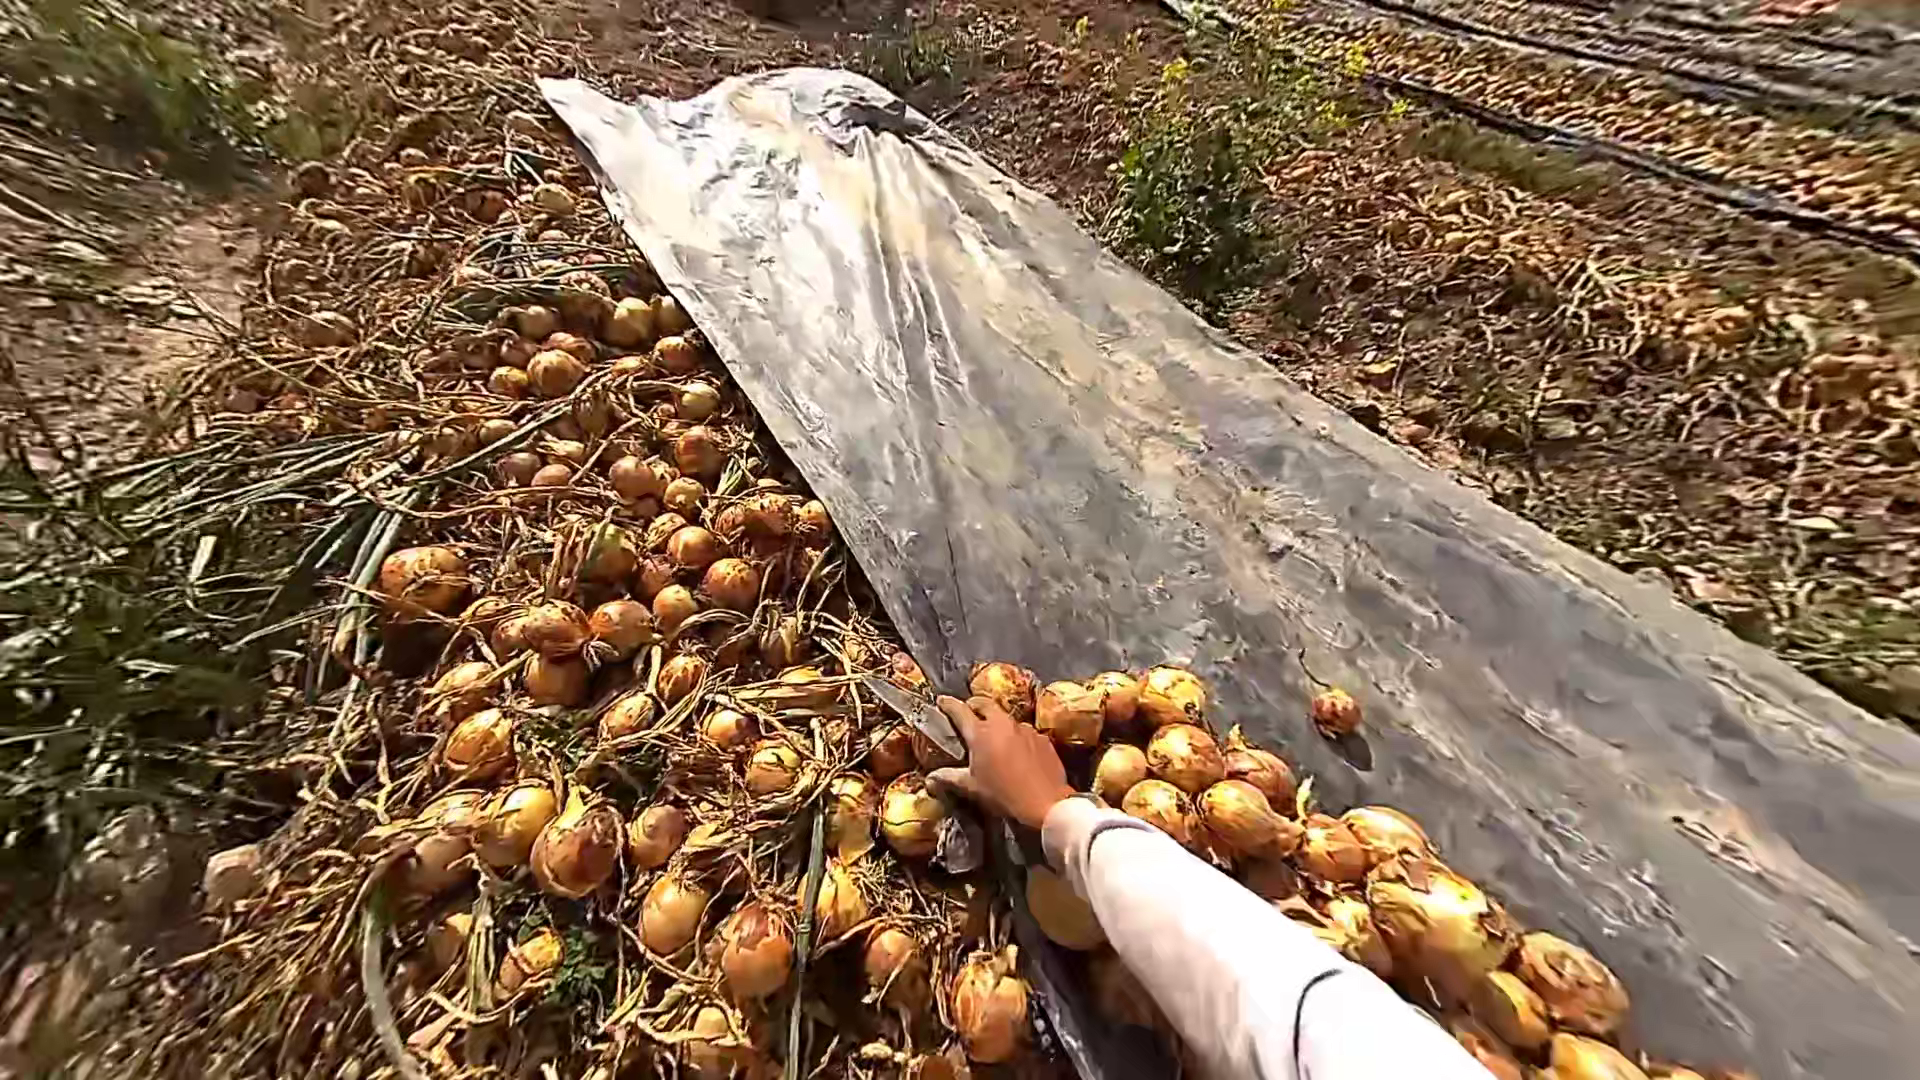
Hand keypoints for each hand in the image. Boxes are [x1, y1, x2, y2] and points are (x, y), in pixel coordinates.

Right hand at [926, 695, 1073, 828]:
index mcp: (980, 733)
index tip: (941, 701)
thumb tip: (929, 778)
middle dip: (973, 705)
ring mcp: (1024, 728)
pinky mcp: (1040, 736)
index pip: (960, 710)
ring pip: (1005, 717)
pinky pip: (1023, 730)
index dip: (948, 704)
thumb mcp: (972, 788)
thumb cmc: (1003, 794)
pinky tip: (1016, 751)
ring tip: (993, 735)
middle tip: (968, 713)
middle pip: (984, 703)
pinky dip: (1015, 735)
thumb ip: (949, 778)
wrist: (1046, 801)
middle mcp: (1001, 723)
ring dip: (996, 722)